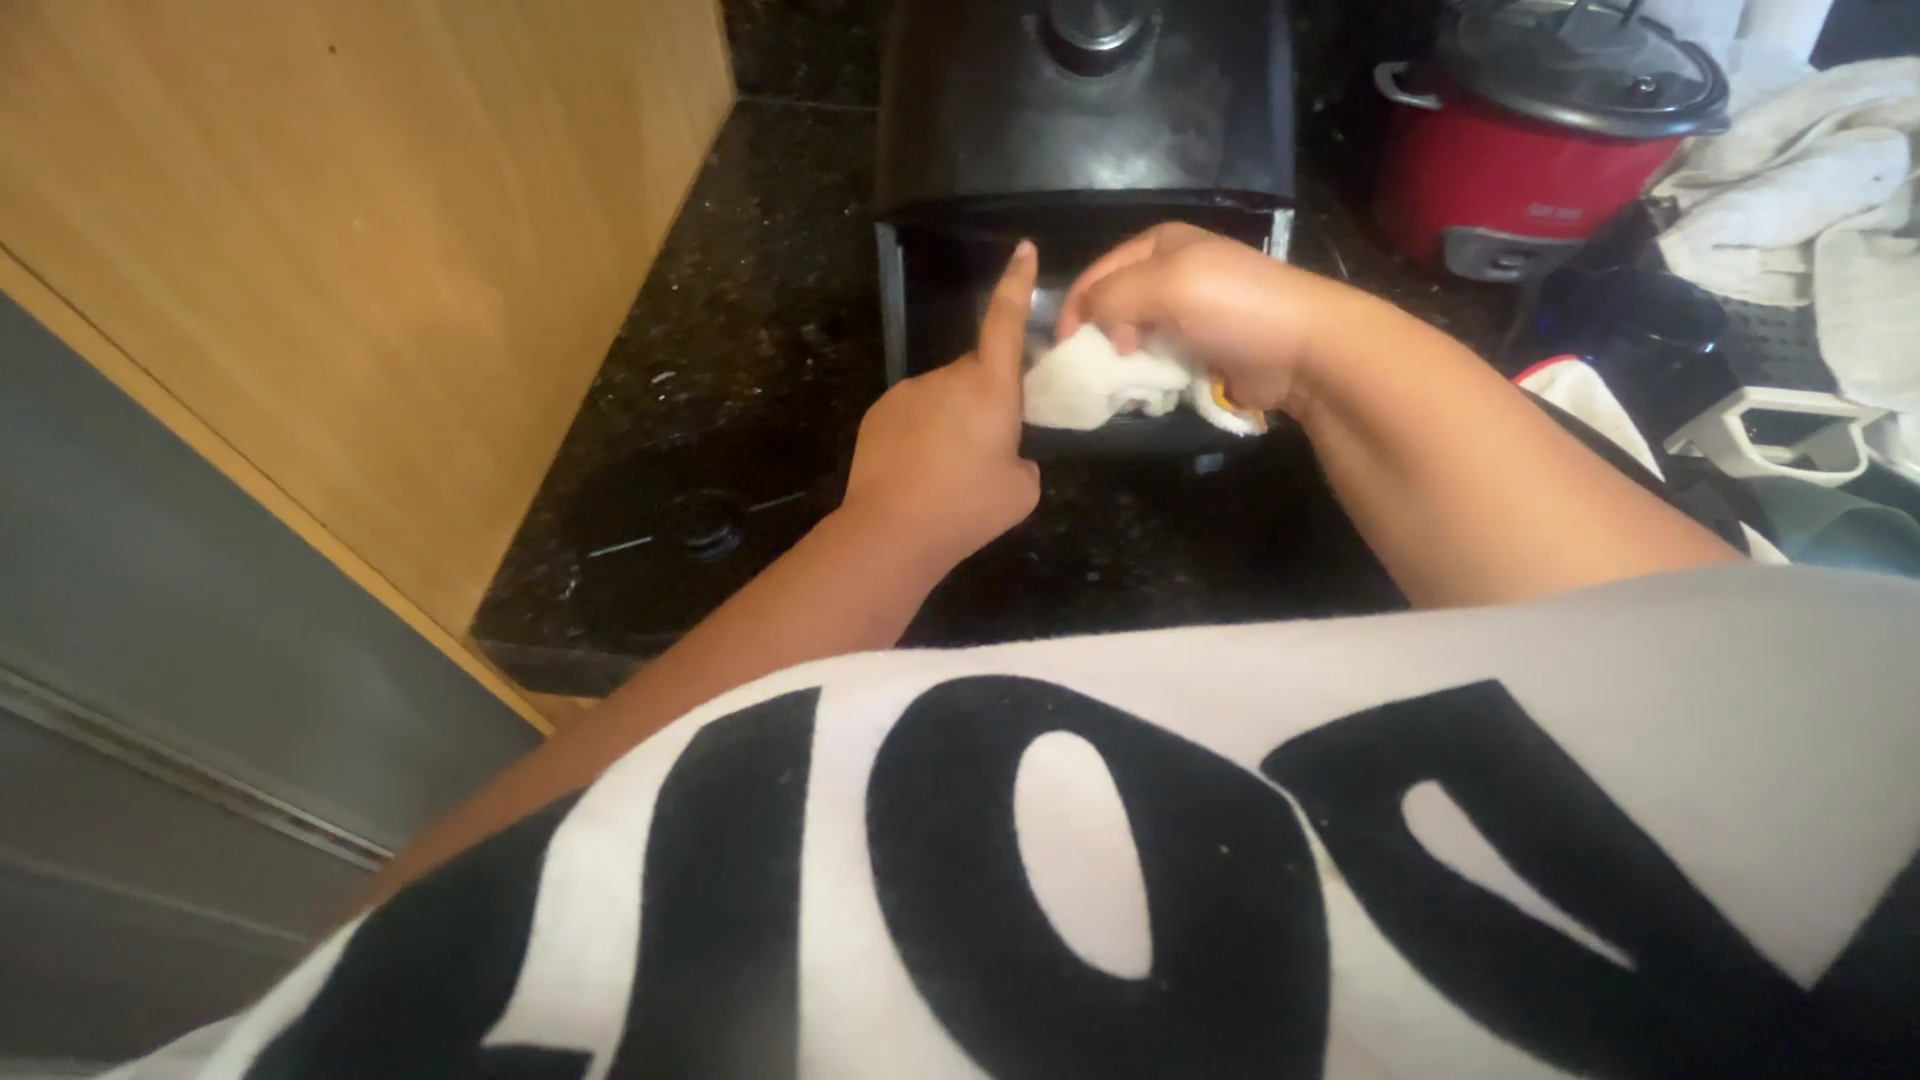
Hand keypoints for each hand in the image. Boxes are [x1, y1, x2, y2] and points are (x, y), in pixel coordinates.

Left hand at [842, 240, 1042, 564]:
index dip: (1016, 283)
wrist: (892, 530)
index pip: (1006, 321)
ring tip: (945, 472)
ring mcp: (908, 391)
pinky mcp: (879, 411)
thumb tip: (1006, 454)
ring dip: (950, 421)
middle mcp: (948, 377)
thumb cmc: (967, 509)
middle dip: (984, 401)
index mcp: (991, 388)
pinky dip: (920, 433)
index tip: (1023, 249)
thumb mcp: (1021, 490)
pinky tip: (916, 471)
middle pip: (975, 374)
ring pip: (942, 396)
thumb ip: (1023, 460)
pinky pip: (912, 412)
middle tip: (983, 453)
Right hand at [1055, 223, 1370, 414]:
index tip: (1063, 347)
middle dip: (1098, 335)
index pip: (1097, 273)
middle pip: (1112, 304)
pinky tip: (1147, 389)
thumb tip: (1086, 320)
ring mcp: (1188, 311)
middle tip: (1106, 361)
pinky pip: (1158, 359)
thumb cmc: (1233, 307)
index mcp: (1160, 244)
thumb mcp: (1165, 285)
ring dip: (1122, 360)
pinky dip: (1146, 374)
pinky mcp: (1202, 347)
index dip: (1075, 308)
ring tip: (1124, 380)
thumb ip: (1112, 296)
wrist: (1304, 349)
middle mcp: (1170, 272)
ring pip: (1133, 336)